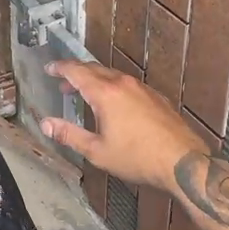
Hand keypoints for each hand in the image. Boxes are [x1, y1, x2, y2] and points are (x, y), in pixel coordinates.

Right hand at [42, 60, 212, 194]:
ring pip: (112, 75)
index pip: (76, 72)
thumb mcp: (97, 151)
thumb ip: (69, 135)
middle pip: (94, 69)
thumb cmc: (137, 158)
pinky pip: (127, 84)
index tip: (48, 68)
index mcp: (105, 93)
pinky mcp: (155, 96)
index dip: (60, 68)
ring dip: (95, 80)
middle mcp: (123, 84)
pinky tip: (114, 105)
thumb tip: (45, 123)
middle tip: (63, 83)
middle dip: (75, 73)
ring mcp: (142, 88)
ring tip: (86, 95)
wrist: (183, 161)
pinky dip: (112, 87)